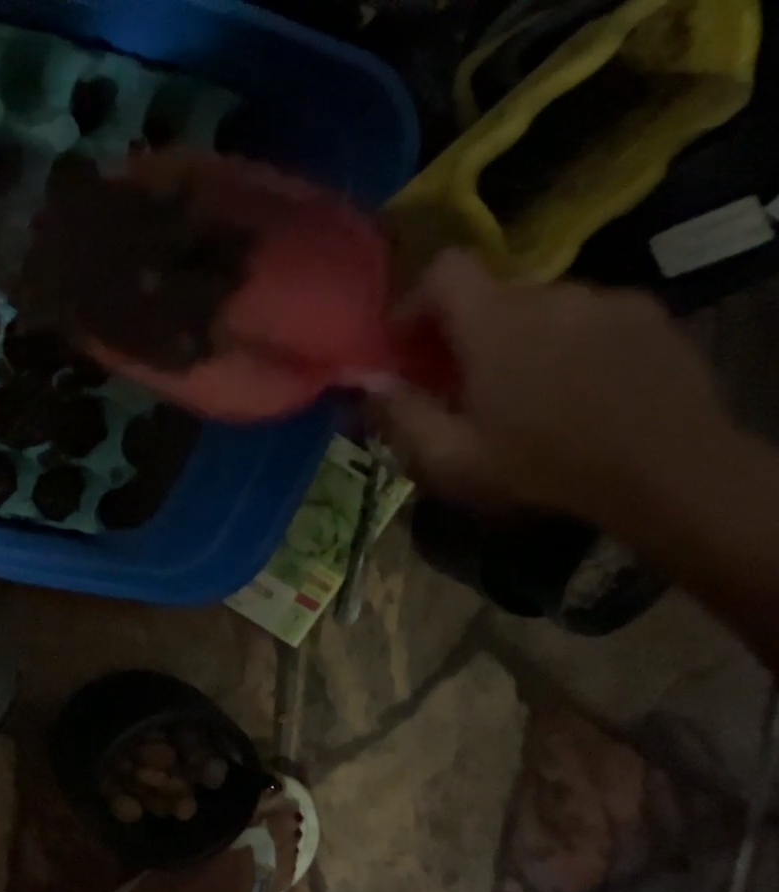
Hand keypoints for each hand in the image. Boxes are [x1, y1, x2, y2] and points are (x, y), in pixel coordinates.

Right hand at [369, 251, 730, 523]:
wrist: (672, 474)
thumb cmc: (543, 465)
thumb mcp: (450, 455)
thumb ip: (399, 411)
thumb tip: (365, 379)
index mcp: (497, 321)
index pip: (446, 269)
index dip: (418, 298)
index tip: (410, 343)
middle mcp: (553, 295)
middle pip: (492, 295)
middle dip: (468, 331)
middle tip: (461, 380)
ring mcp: (609, 303)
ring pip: (541, 307)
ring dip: (521, 337)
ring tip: (524, 389)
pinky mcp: (652, 318)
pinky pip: (590, 317)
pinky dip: (570, 342)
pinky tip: (576, 387)